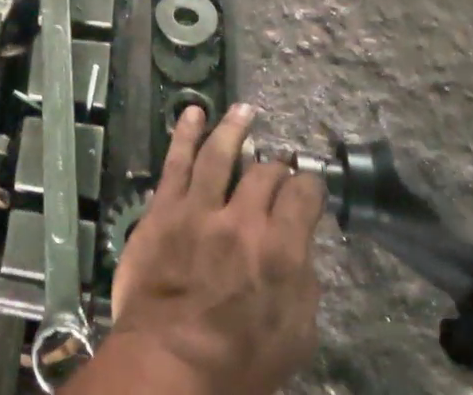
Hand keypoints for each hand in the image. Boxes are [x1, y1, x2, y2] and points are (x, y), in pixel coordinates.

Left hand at [105, 103, 326, 394]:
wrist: (168, 359)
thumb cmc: (238, 361)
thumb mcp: (295, 334)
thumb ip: (302, 282)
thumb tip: (298, 247)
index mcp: (282, 251)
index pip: (304, 195)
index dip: (310, 183)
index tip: (308, 183)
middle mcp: (243, 220)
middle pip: (264, 173)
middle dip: (275, 163)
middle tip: (276, 161)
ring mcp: (198, 209)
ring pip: (219, 155)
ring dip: (234, 129)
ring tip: (244, 110)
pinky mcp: (163, 209)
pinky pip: (175, 162)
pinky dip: (185, 134)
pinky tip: (193, 113)